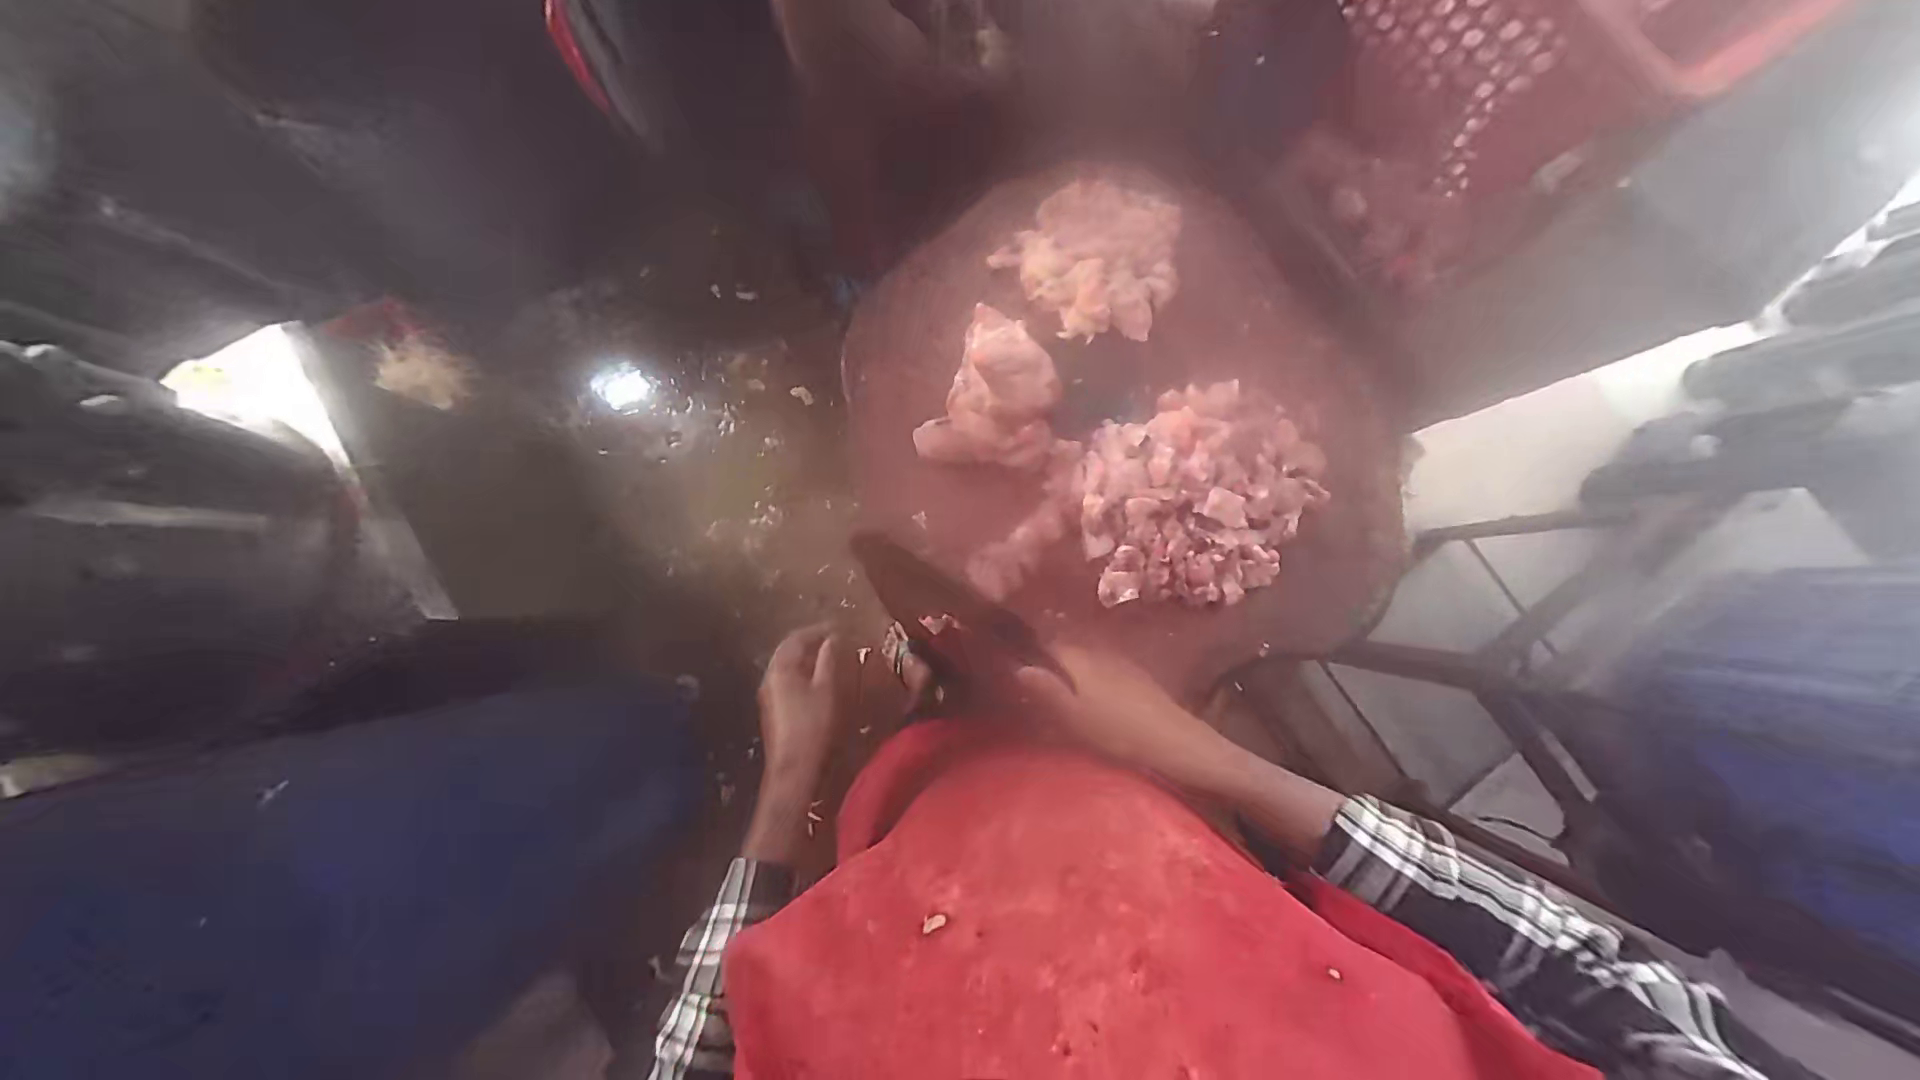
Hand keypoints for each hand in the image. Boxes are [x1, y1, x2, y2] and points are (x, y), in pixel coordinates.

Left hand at [744, 624, 844, 863]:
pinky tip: (817, 677)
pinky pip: (786, 678)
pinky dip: (802, 670)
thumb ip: (828, 660)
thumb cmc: (813, 725)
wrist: (793, 767)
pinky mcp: (772, 707)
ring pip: (786, 664)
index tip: (838, 627)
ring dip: (806, 656)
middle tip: (833, 638)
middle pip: (788, 650)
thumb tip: (832, 639)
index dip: (818, 630)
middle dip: (810, 640)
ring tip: (829, 654)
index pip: (797, 638)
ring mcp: (768, 693)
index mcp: (781, 668)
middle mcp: (769, 676)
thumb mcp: (826, 688)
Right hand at [1012, 644, 1242, 795]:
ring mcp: (1118, 659)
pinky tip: (1083, 685)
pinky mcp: (1134, 674)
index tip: (1007, 646)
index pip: (1043, 638)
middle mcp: (1096, 649)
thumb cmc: (1118, 733)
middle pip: (1063, 643)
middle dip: (1044, 648)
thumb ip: (1045, 690)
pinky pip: (1098, 662)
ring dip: (1065, 658)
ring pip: (1082, 652)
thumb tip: (1017, 666)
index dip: (1025, 641)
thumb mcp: (1073, 718)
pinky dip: (1085, 669)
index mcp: (1078, 656)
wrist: (1177, 744)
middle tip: (1023, 658)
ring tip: (1049, 671)